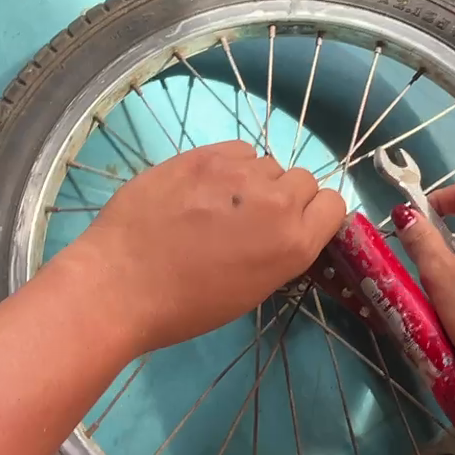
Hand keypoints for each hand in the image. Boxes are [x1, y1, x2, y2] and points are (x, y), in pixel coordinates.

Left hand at [57, 141, 346, 353]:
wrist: (120, 284)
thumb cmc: (185, 305)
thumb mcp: (252, 290)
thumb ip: (279, 251)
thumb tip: (280, 229)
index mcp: (294, 243)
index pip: (334, 204)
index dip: (316, 214)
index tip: (294, 224)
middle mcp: (276, 201)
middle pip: (304, 179)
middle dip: (286, 196)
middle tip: (252, 217)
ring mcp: (238, 173)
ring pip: (267, 163)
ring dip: (254, 180)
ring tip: (220, 202)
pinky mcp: (204, 154)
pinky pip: (236, 149)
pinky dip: (228, 165)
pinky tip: (203, 186)